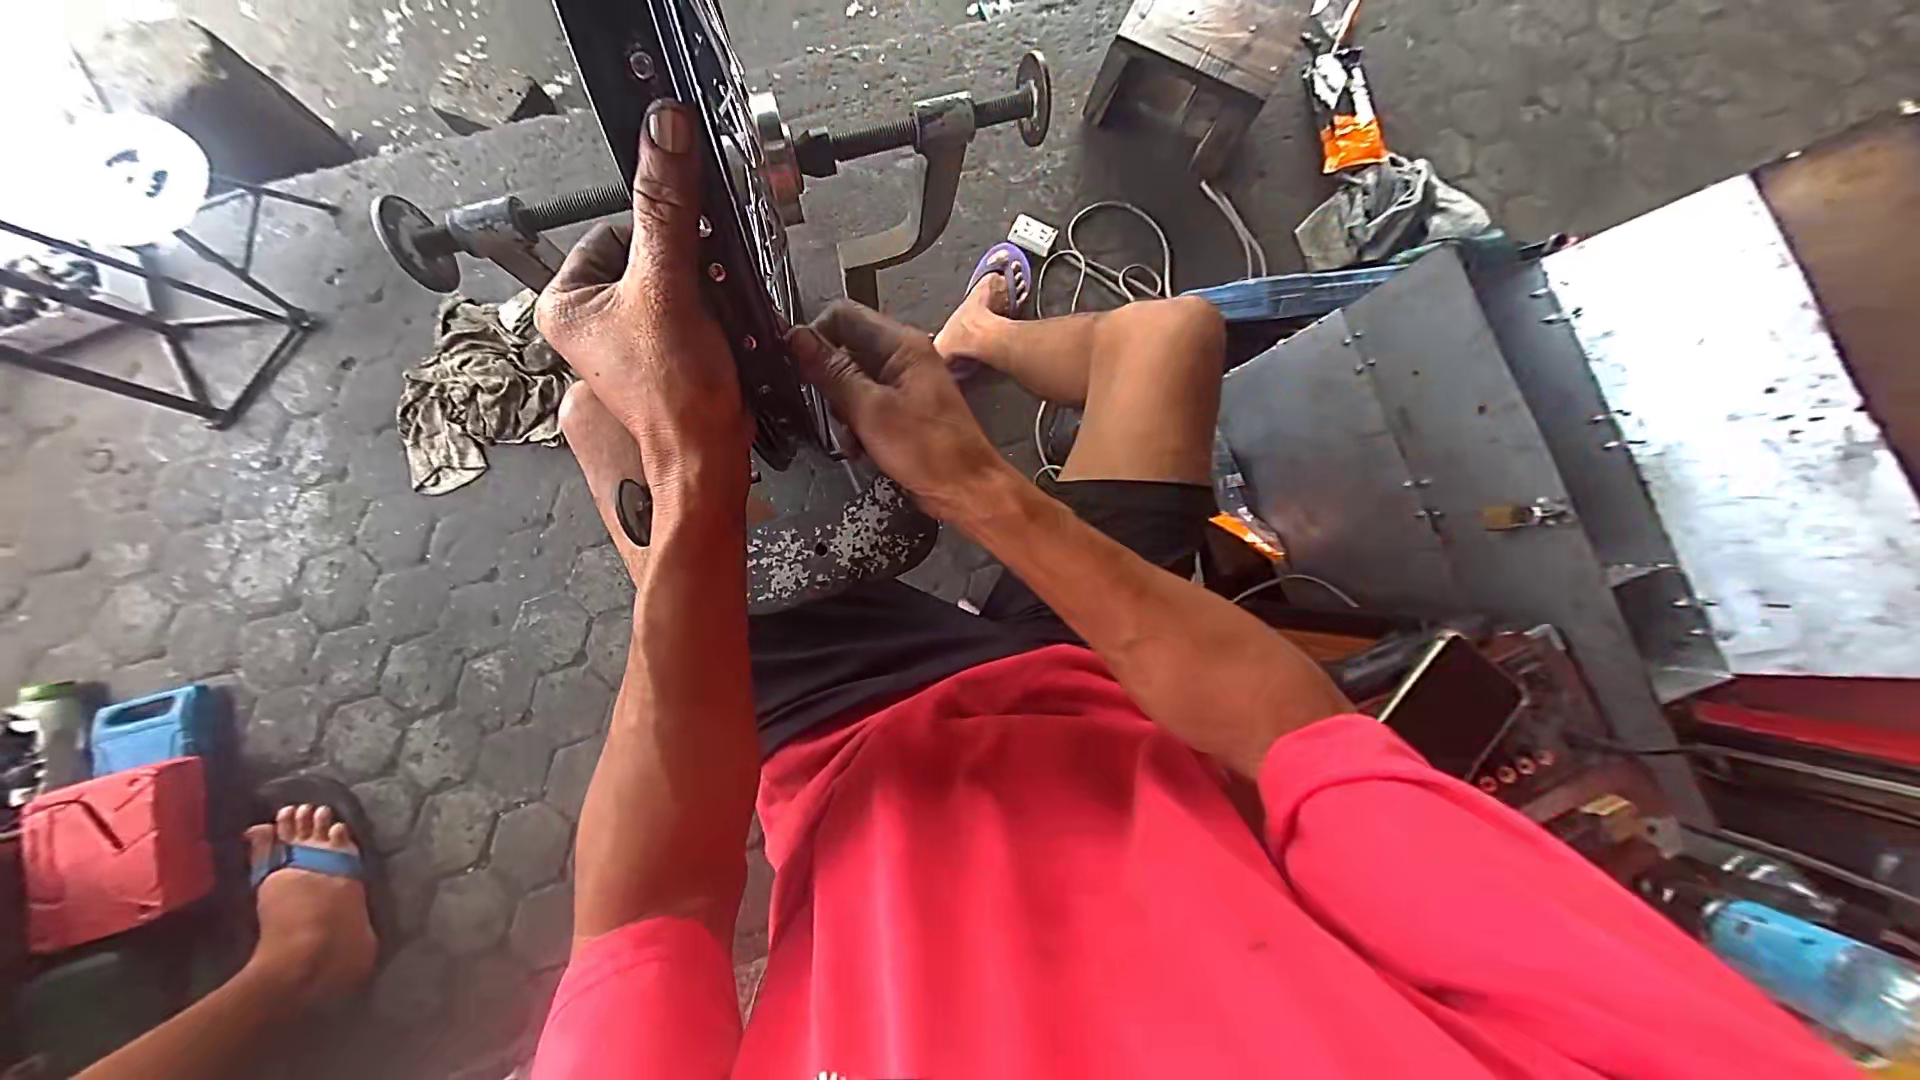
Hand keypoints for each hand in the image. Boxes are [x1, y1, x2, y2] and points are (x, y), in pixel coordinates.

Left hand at [536, 100, 749, 501]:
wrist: (710, 451)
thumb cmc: (674, 396)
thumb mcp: (667, 290)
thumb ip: (666, 212)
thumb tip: (663, 136)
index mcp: (566, 302)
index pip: (614, 230)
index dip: (658, 237)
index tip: (685, 256)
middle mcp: (593, 320)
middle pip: (648, 258)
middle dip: (686, 273)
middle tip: (698, 300)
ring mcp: (632, 340)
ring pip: (676, 286)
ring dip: (703, 294)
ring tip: (707, 326)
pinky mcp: (666, 354)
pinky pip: (692, 313)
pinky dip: (712, 316)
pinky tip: (718, 336)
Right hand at [793, 300, 1015, 522]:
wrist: (964, 490)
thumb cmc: (933, 452)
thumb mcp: (870, 410)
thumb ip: (831, 373)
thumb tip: (798, 340)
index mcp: (902, 345)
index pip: (843, 316)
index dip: (815, 337)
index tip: (801, 367)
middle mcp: (902, 359)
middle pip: (844, 353)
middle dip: (831, 387)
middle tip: (837, 413)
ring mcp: (902, 386)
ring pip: (851, 385)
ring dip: (843, 414)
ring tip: (854, 439)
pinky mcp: (900, 411)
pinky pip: (865, 409)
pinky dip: (857, 428)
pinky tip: (862, 448)